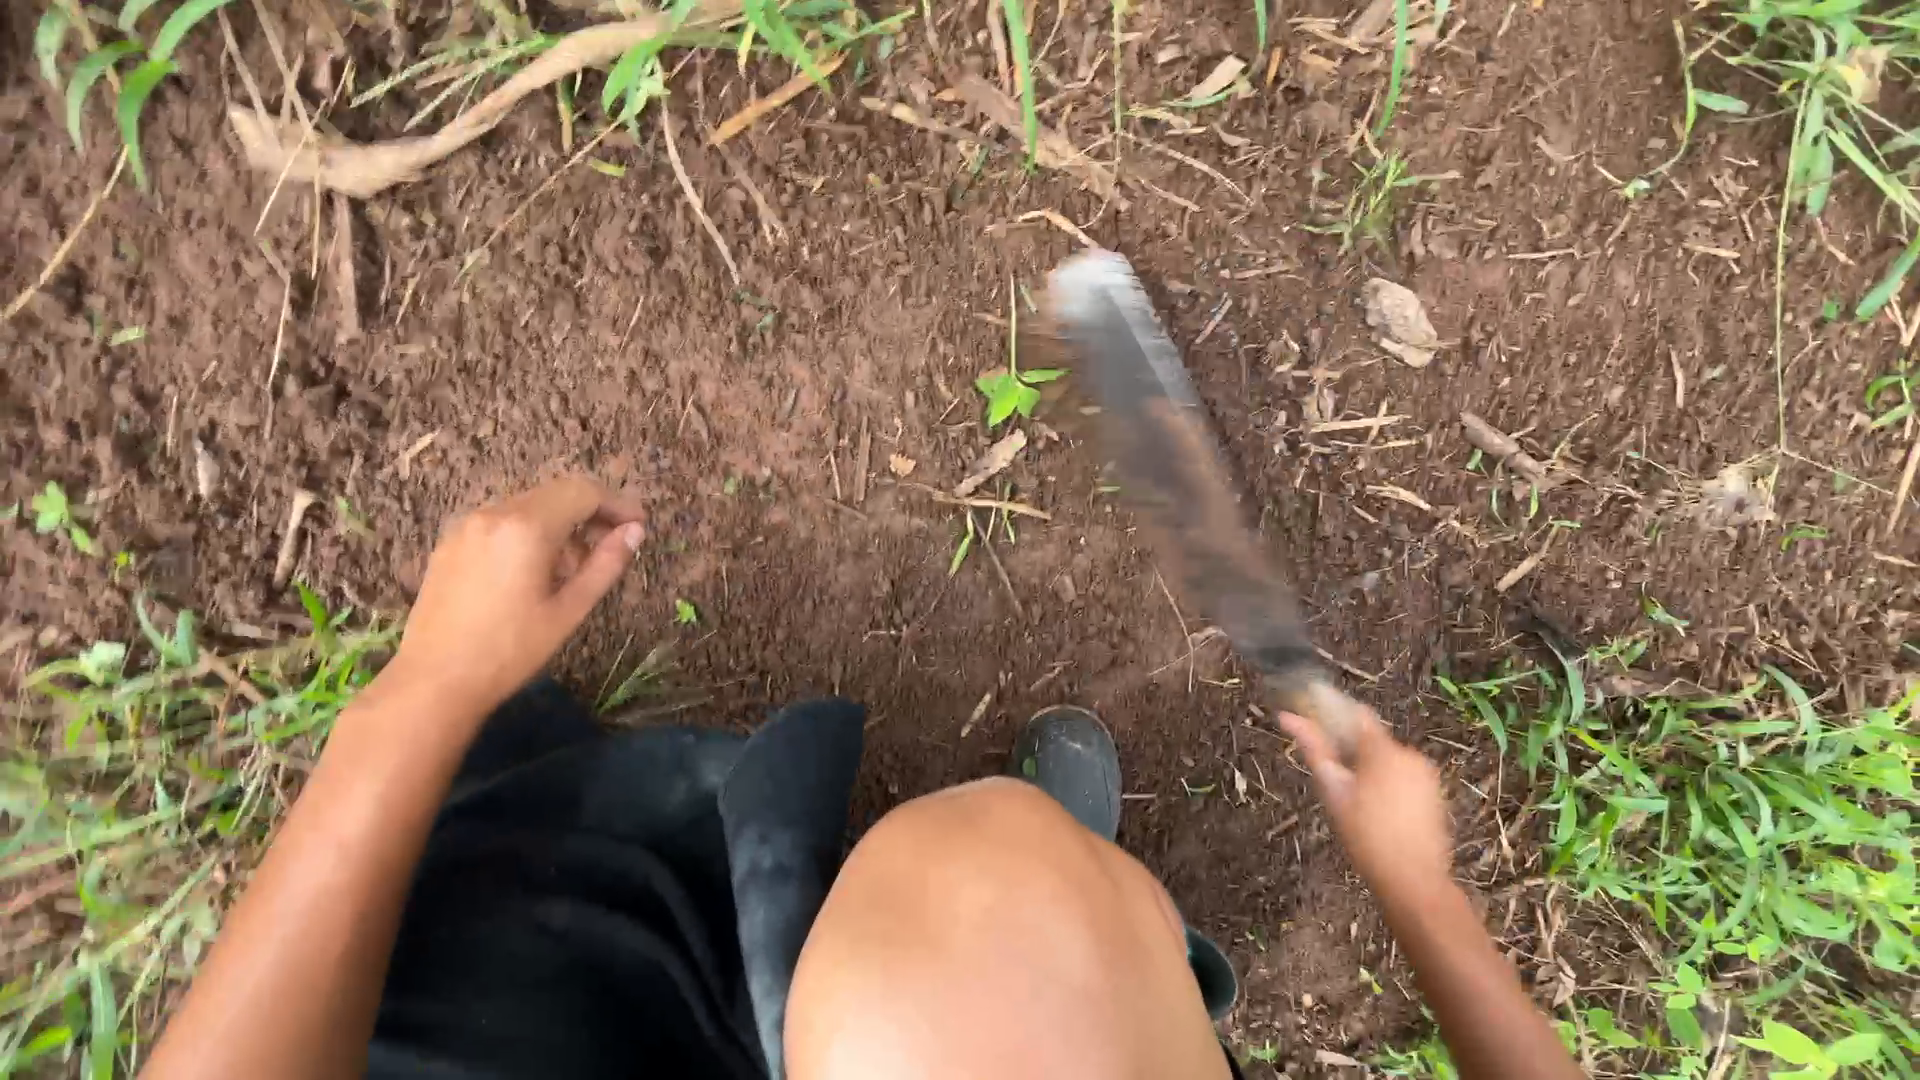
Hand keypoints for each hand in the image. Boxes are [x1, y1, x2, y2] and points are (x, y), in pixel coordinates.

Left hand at [381, 474, 645, 717]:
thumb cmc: (511, 650)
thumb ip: (606, 563)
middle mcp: (494, 514)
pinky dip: (532, 533)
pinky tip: (537, 572)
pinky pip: (503, 523)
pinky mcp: (451, 543)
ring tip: (575, 569)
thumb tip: (635, 532)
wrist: (434, 681)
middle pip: (556, 493)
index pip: (583, 492)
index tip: (639, 526)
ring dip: (562, 525)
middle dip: (591, 513)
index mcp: (527, 528)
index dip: (617, 504)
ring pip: (530, 506)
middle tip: (615, 545)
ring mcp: (467, 527)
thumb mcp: (570, 608)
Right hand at [1278, 708, 1451, 902]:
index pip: (1355, 714)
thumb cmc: (1365, 835)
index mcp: (1383, 750)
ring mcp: (1426, 775)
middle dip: (1349, 749)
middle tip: (1330, 775)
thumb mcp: (1333, 790)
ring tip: (1352, 798)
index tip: (1312, 722)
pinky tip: (1375, 808)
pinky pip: (1403, 775)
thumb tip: (1287, 716)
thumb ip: (1314, 748)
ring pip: (1386, 758)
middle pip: (1371, 739)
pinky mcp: (1434, 793)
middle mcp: (1409, 754)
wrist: (1413, 880)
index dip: (1332, 714)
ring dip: (1367, 767)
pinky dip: (1386, 782)